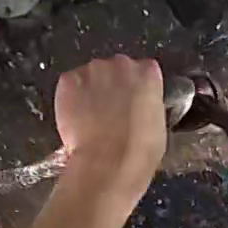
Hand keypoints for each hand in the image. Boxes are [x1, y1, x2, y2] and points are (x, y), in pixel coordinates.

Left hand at [54, 55, 166, 204]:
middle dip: (113, 87)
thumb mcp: (158, 124)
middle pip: (116, 69)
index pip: (144, 70)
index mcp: (148, 73)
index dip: (137, 88)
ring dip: (91, 92)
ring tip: (92, 120)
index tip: (133, 102)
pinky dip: (71, 98)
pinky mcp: (69, 81)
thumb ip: (149, 105)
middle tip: (112, 112)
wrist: (109, 162)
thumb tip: (140, 107)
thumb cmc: (139, 150)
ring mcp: (92, 71)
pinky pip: (70, 85)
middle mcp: (121, 64)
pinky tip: (77, 120)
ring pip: (91, 76)